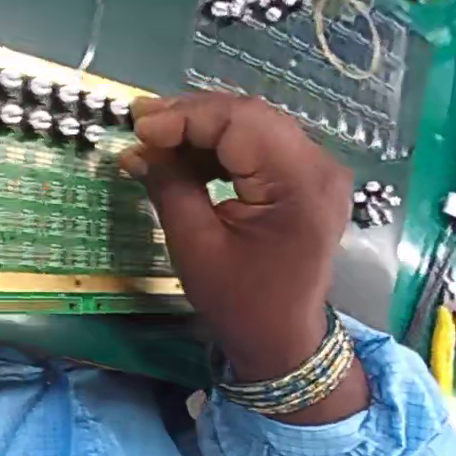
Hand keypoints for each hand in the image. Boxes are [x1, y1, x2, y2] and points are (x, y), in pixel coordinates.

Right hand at [119, 94, 364, 413]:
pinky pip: (258, 147)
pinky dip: (219, 148)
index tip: (138, 127)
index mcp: (298, 184)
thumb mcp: (195, 245)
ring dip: (201, 130)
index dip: (184, 118)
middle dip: (190, 117)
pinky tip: (185, 158)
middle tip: (140, 124)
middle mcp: (319, 166)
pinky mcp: (305, 180)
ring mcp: (316, 171)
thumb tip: (136, 151)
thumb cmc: (239, 301)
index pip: (239, 122)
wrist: (281, 339)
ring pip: (253, 127)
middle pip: (249, 117)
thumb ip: (169, 188)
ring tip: (156, 142)